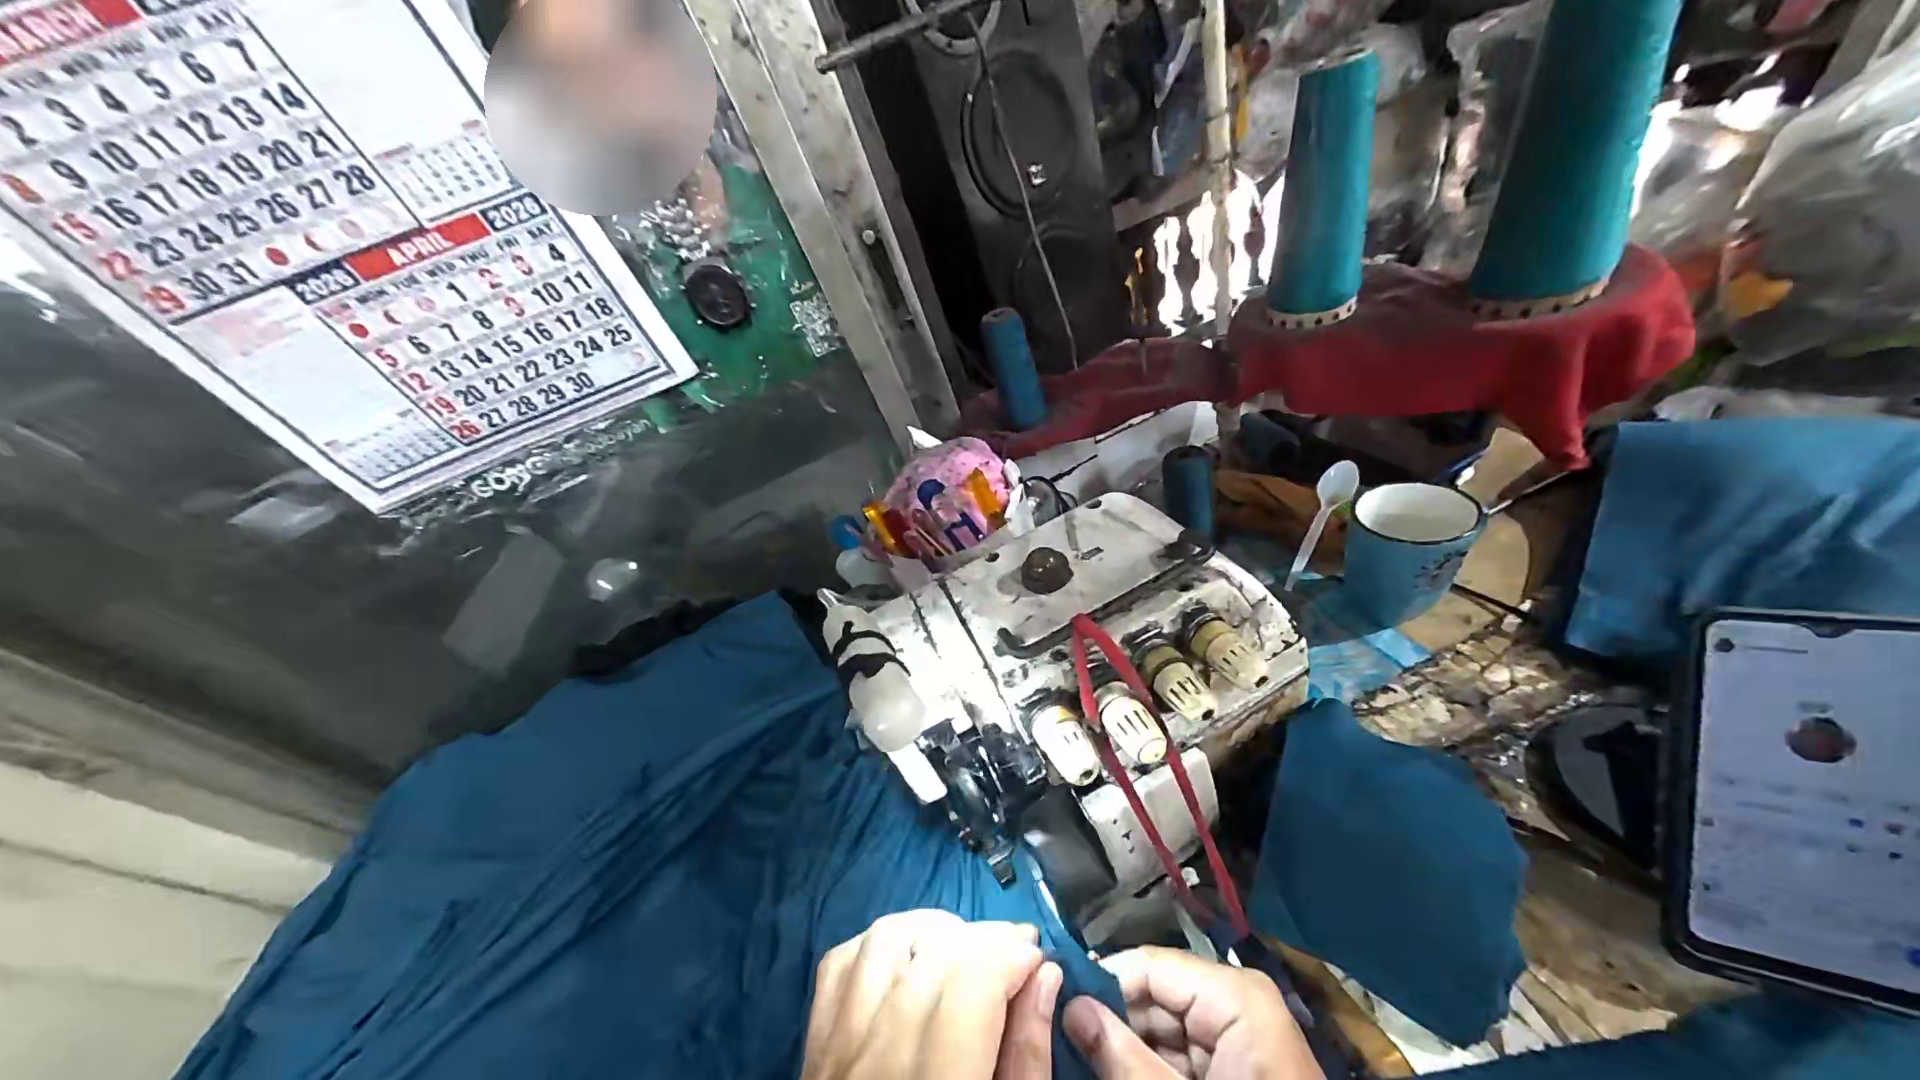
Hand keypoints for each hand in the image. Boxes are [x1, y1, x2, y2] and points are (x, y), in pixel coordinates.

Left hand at [802, 910, 1064, 1079]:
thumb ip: (1028, 1056)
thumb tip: (1042, 975)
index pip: (970, 982)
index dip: (1010, 953)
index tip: (1037, 957)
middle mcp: (877, 1062)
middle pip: (932, 955)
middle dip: (984, 938)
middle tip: (1013, 953)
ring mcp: (835, 1050)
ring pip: (884, 941)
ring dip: (933, 931)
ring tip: (966, 952)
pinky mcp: (813, 1046)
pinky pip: (841, 963)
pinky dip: (879, 945)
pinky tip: (910, 961)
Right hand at [1062, 947, 1322, 1079]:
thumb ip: (1122, 1057)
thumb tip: (1069, 1007)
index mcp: (1234, 995)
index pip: (1147, 964)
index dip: (1099, 982)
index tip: (1054, 1004)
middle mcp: (1236, 1002)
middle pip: (1153, 995)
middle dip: (1110, 1020)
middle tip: (1062, 1040)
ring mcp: (1238, 1035)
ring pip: (1162, 1027)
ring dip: (1124, 1047)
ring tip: (1082, 1060)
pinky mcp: (1236, 1064)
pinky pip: (1180, 1054)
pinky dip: (1148, 1066)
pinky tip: (1114, 1073)